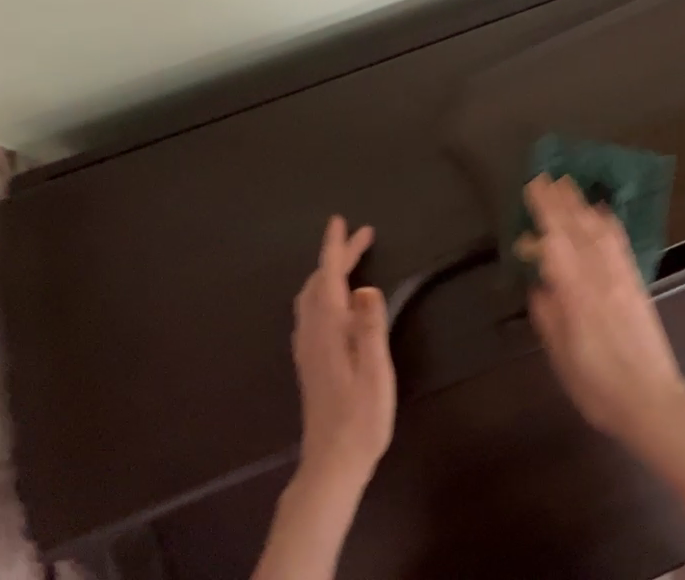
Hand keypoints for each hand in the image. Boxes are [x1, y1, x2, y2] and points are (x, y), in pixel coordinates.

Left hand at [291, 216, 394, 488]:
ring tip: (350, 261)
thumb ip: (370, 328)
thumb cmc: (361, 417)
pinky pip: (311, 313)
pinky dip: (323, 292)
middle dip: (336, 256)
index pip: (328, 278)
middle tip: (362, 237)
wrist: (333, 461)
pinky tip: (336, 302)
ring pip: (311, 298)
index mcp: (328, 331)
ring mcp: (308, 349)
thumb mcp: (376, 372)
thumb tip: (365, 287)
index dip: (335, 249)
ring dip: (328, 273)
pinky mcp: (310, 362)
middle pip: (319, 284)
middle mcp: (312, 334)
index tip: (341, 222)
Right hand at [523, 175, 684, 447]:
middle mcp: (600, 280)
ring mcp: (622, 281)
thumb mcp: (562, 357)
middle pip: (578, 231)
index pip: (556, 244)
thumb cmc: (598, 387)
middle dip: (560, 202)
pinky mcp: (637, 287)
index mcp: (577, 296)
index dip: (544, 215)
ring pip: (599, 233)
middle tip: (545, 177)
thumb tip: (539, 285)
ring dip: (582, 206)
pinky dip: (609, 225)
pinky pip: (621, 247)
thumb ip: (549, 317)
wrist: (652, 402)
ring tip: (568, 185)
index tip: (532, 190)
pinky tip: (602, 213)